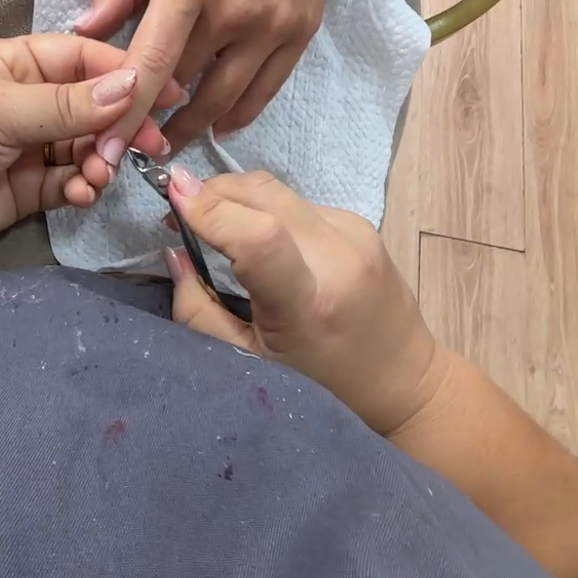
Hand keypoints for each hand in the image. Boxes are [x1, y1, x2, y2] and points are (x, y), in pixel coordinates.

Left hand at [0, 34, 183, 259]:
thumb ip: (65, 104)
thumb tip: (132, 86)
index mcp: (13, 63)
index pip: (81, 58)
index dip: (123, 72)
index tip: (166, 88)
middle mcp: (25, 102)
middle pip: (90, 106)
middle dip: (118, 124)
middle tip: (149, 144)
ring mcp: (25, 148)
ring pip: (84, 147)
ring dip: (100, 160)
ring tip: (98, 174)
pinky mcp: (24, 191)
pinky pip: (68, 183)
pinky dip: (81, 187)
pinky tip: (82, 194)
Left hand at [77, 0, 395, 156]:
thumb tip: (84, 30)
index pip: (154, 60)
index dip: (127, 111)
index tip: (108, 151)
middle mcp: (234, 10)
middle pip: (183, 86)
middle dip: (152, 121)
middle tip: (129, 143)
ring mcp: (271, 27)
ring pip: (223, 100)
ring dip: (190, 129)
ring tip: (165, 146)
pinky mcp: (299, 36)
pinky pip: (263, 92)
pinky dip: (236, 116)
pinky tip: (215, 127)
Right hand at [161, 168, 443, 435]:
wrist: (405, 382)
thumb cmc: (322, 387)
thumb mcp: (248, 362)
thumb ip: (199, 311)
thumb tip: (174, 252)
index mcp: (308, 305)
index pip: (257, 237)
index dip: (210, 208)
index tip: (172, 192)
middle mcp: (338, 259)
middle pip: (263, 195)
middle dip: (212, 190)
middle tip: (179, 208)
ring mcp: (356, 236)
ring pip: (278, 192)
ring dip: (237, 198)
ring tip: (213, 221)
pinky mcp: (362, 226)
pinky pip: (297, 203)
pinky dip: (266, 210)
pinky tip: (260, 237)